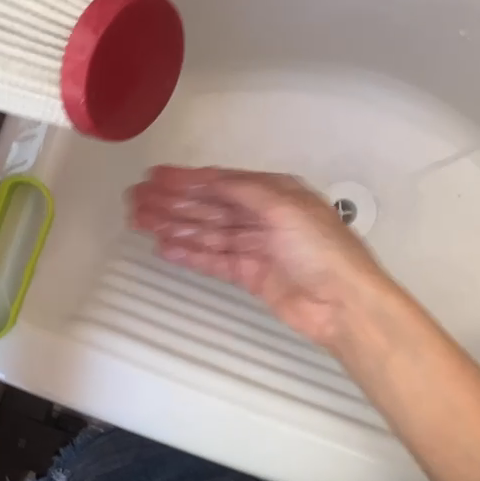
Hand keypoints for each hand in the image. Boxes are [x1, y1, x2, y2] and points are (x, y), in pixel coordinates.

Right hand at [128, 166, 392, 346]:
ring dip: (174, 225)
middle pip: (210, 206)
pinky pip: (214, 260)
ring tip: (139, 221)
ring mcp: (256, 248)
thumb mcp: (285, 207)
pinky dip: (190, 253)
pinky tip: (165, 247)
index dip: (187, 179)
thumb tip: (211, 178)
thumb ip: (245, 191)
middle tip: (136, 199)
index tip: (155, 177)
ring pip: (207, 232)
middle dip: (173, 202)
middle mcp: (264, 216)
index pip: (222, 182)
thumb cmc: (323, 250)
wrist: (344, 303)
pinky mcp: (252, 276)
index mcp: (276, 193)